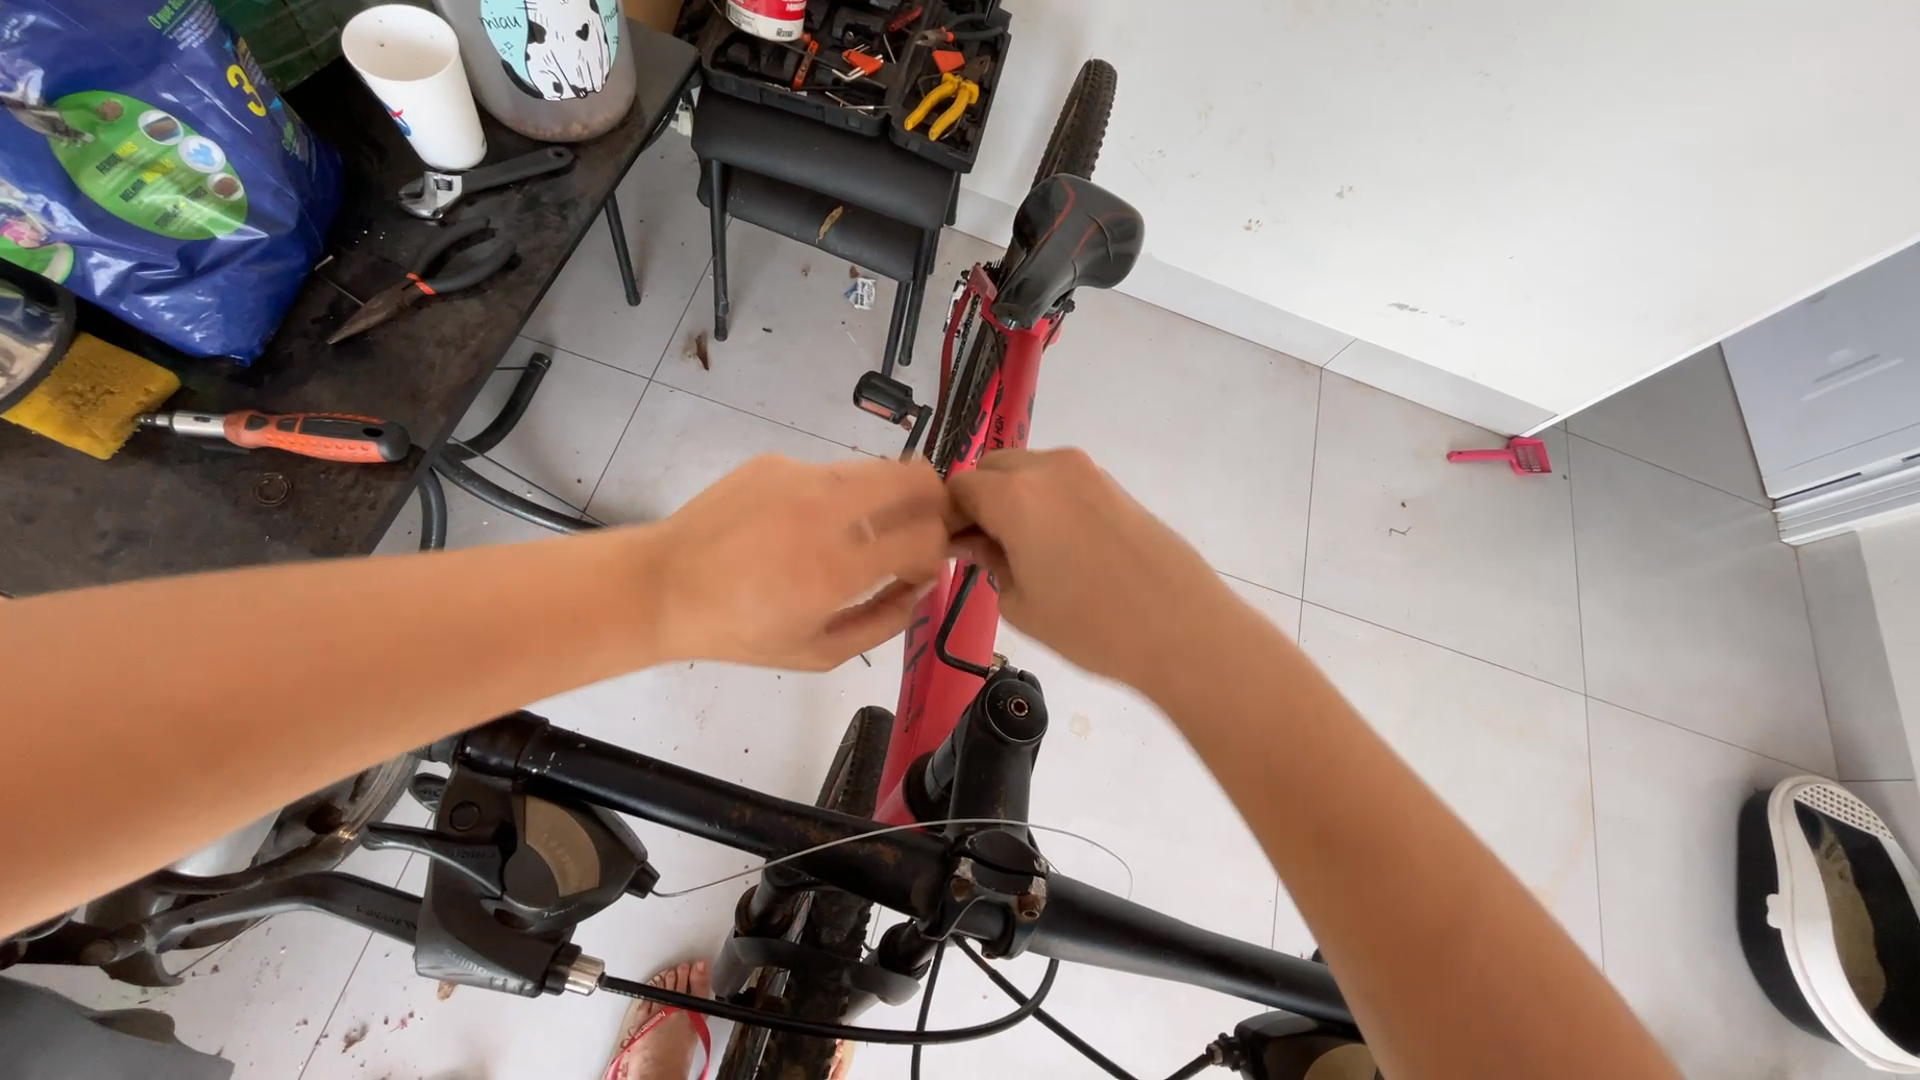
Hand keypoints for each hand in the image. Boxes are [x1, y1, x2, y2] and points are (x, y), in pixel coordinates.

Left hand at [646, 455, 953, 670]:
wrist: (663, 586)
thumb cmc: (742, 630)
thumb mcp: (820, 652)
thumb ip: (884, 621)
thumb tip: (920, 587)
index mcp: (840, 567)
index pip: (928, 535)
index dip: (941, 549)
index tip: (923, 565)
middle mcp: (828, 510)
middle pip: (918, 480)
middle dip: (934, 503)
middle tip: (921, 525)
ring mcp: (800, 477)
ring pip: (876, 468)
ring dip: (888, 495)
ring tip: (863, 525)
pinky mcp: (775, 462)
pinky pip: (829, 472)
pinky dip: (837, 494)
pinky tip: (803, 521)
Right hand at [947, 448, 1246, 686]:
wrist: (1182, 628)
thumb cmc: (1090, 626)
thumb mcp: (1020, 604)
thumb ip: (988, 563)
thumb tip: (975, 543)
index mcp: (1015, 495)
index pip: (959, 488)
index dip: (948, 517)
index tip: (951, 550)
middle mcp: (1047, 468)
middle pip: (992, 469)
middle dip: (979, 502)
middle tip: (984, 550)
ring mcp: (1086, 471)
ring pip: (1028, 471)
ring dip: (1013, 499)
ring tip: (1024, 550)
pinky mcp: (1114, 485)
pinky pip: (1060, 482)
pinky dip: (1045, 502)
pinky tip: (1059, 546)